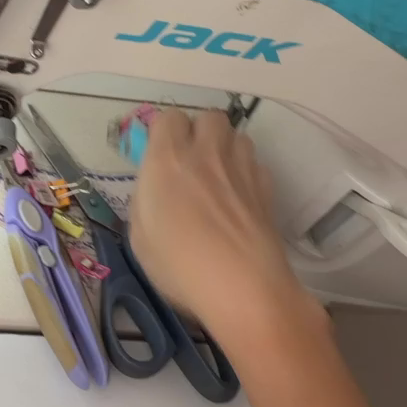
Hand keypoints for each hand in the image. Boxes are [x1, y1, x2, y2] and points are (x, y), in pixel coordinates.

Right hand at [128, 109, 321, 350]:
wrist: (244, 290)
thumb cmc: (178, 265)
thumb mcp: (139, 234)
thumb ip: (146, 198)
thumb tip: (157, 188)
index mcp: (168, 160)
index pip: (168, 117)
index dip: (162, 131)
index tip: (157, 153)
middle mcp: (206, 154)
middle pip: (209, 116)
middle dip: (198, 130)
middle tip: (189, 159)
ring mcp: (242, 170)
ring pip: (237, 136)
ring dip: (224, 147)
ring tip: (216, 174)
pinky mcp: (267, 190)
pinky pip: (255, 163)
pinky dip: (245, 170)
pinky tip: (237, 196)